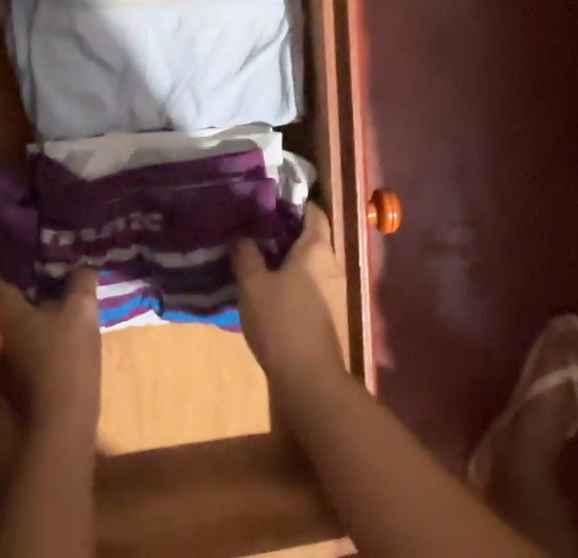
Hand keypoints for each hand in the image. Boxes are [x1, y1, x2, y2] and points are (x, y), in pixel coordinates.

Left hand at [0, 270, 100, 431]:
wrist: (61, 419)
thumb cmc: (66, 357)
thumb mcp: (81, 311)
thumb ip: (81, 282)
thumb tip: (83, 266)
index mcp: (4, 308)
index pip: (1, 271)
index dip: (18, 254)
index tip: (38, 241)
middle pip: (9, 294)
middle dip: (30, 277)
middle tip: (56, 260)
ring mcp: (2, 352)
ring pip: (17, 316)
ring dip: (35, 302)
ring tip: (62, 285)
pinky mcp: (16, 370)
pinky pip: (25, 334)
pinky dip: (39, 323)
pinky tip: (61, 317)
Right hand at [232, 206, 345, 382]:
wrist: (310, 377)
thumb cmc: (281, 322)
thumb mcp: (253, 285)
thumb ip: (246, 255)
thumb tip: (241, 234)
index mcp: (317, 248)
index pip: (313, 211)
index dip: (294, 202)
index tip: (270, 199)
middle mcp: (333, 262)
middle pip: (313, 236)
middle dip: (288, 230)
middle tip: (257, 228)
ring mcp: (336, 288)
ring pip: (313, 261)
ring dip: (292, 256)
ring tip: (261, 256)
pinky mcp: (332, 310)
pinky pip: (314, 282)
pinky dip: (297, 277)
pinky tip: (275, 287)